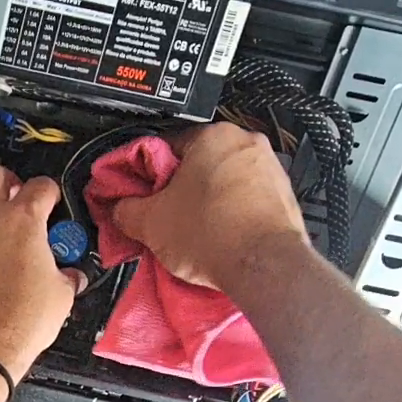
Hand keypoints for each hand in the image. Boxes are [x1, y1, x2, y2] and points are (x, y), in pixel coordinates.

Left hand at [0, 164, 85, 378]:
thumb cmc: (17, 321)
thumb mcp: (62, 294)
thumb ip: (67, 274)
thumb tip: (69, 276)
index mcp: (22, 219)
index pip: (41, 184)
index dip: (54, 193)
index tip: (57, 206)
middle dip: (12, 181)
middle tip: (27, 199)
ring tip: (20, 235)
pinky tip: (5, 263)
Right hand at [112, 124, 310, 292]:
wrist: (261, 264)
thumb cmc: (212, 235)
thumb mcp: (150, 223)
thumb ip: (126, 210)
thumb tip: (119, 208)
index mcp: (212, 136)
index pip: (165, 147)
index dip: (145, 176)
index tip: (138, 196)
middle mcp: (245, 142)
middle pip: (197, 164)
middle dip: (177, 191)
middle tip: (162, 218)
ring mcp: (268, 167)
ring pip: (222, 182)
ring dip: (203, 203)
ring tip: (189, 234)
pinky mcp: (282, 194)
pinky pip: (243, 200)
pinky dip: (227, 215)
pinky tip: (215, 238)